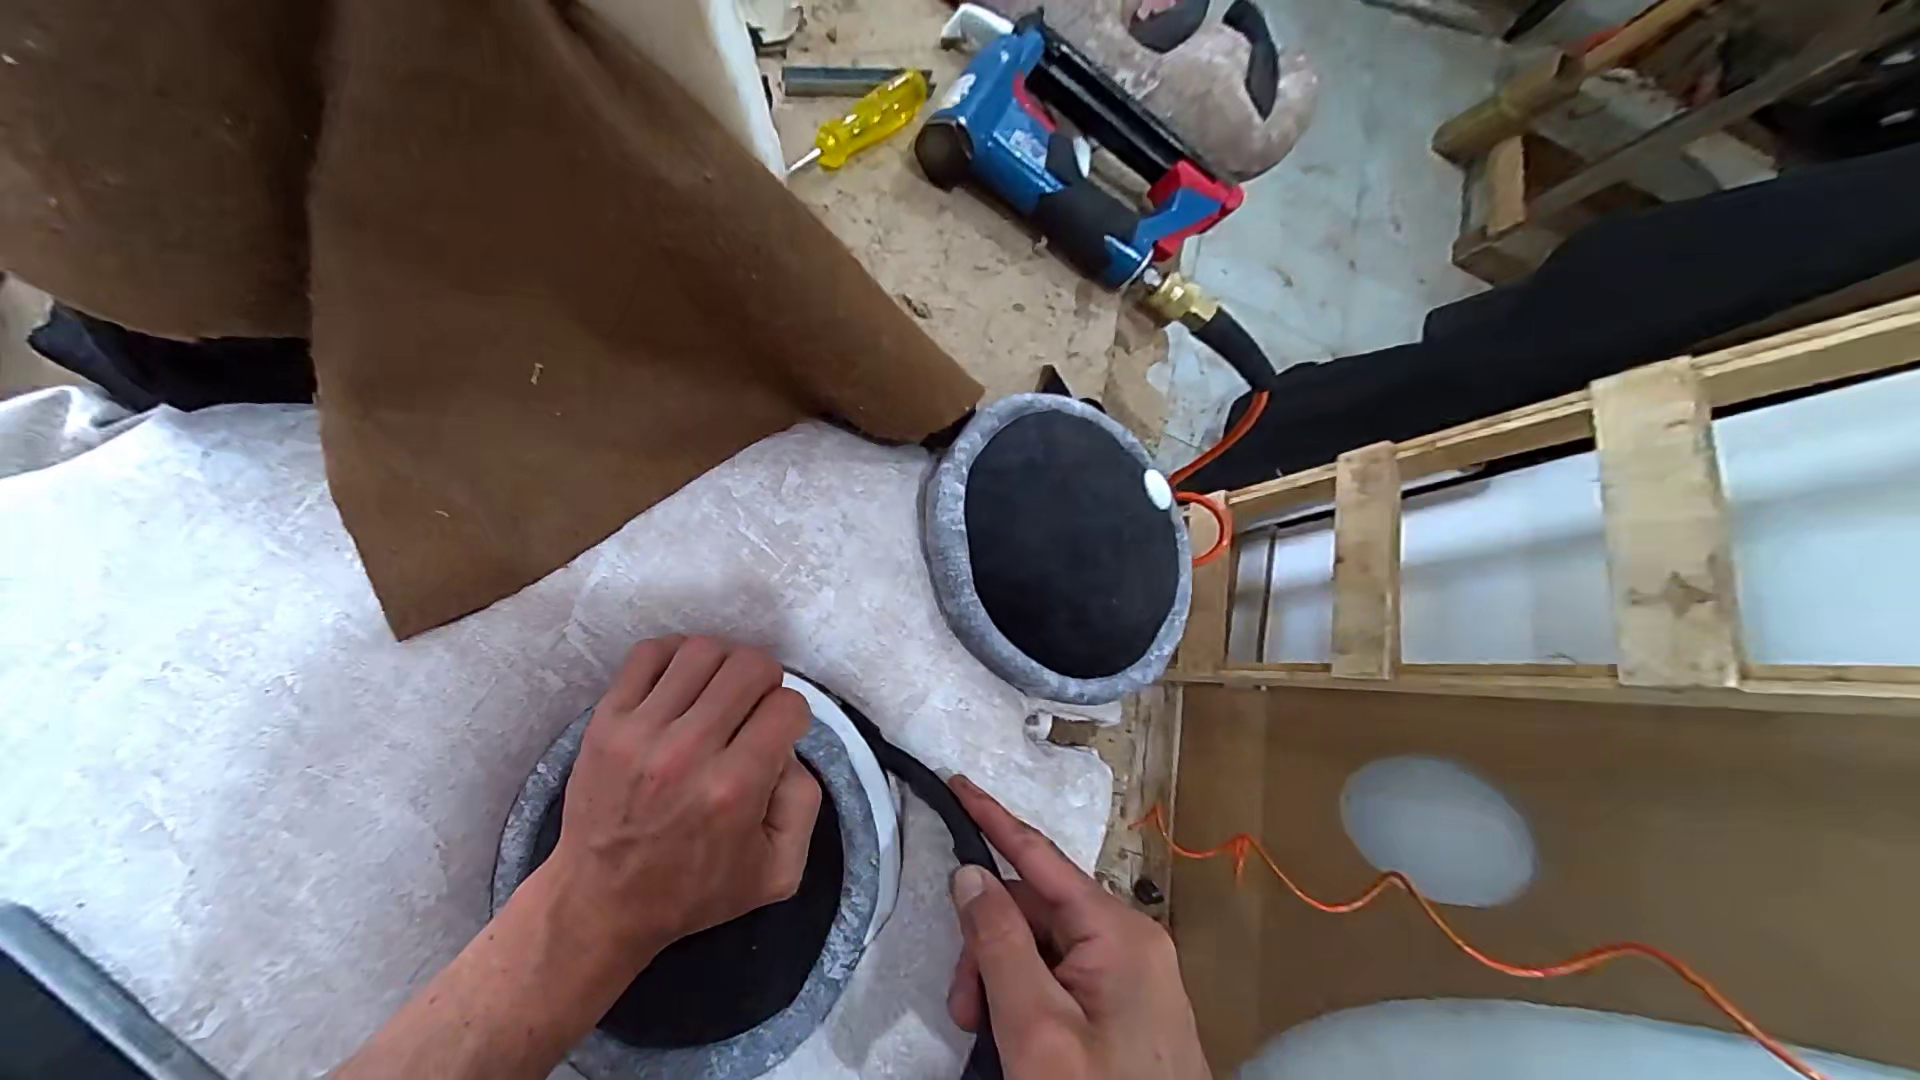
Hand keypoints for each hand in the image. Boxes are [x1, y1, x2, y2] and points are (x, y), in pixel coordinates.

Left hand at [539, 636, 823, 965]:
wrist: (598, 904)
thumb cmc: (695, 888)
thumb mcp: (779, 869)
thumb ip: (805, 800)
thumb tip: (788, 743)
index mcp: (734, 789)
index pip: (787, 706)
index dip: (794, 715)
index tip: (780, 734)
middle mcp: (687, 753)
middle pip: (751, 666)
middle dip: (768, 679)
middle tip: (756, 705)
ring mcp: (640, 732)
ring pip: (704, 650)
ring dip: (726, 663)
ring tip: (722, 690)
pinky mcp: (605, 722)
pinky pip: (650, 653)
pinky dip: (678, 654)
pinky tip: (685, 680)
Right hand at [945, 775, 1208, 1079]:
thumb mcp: (1035, 1028)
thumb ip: (998, 941)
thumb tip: (970, 873)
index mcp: (1116, 929)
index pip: (1039, 855)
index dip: (994, 817)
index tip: (959, 782)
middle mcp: (1127, 938)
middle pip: (1033, 911)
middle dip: (988, 945)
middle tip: (963, 1007)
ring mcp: (1129, 973)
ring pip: (1041, 946)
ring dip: (1001, 978)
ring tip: (981, 1031)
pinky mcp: (1124, 1006)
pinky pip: (1060, 975)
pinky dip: (1025, 997)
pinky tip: (1010, 1038)